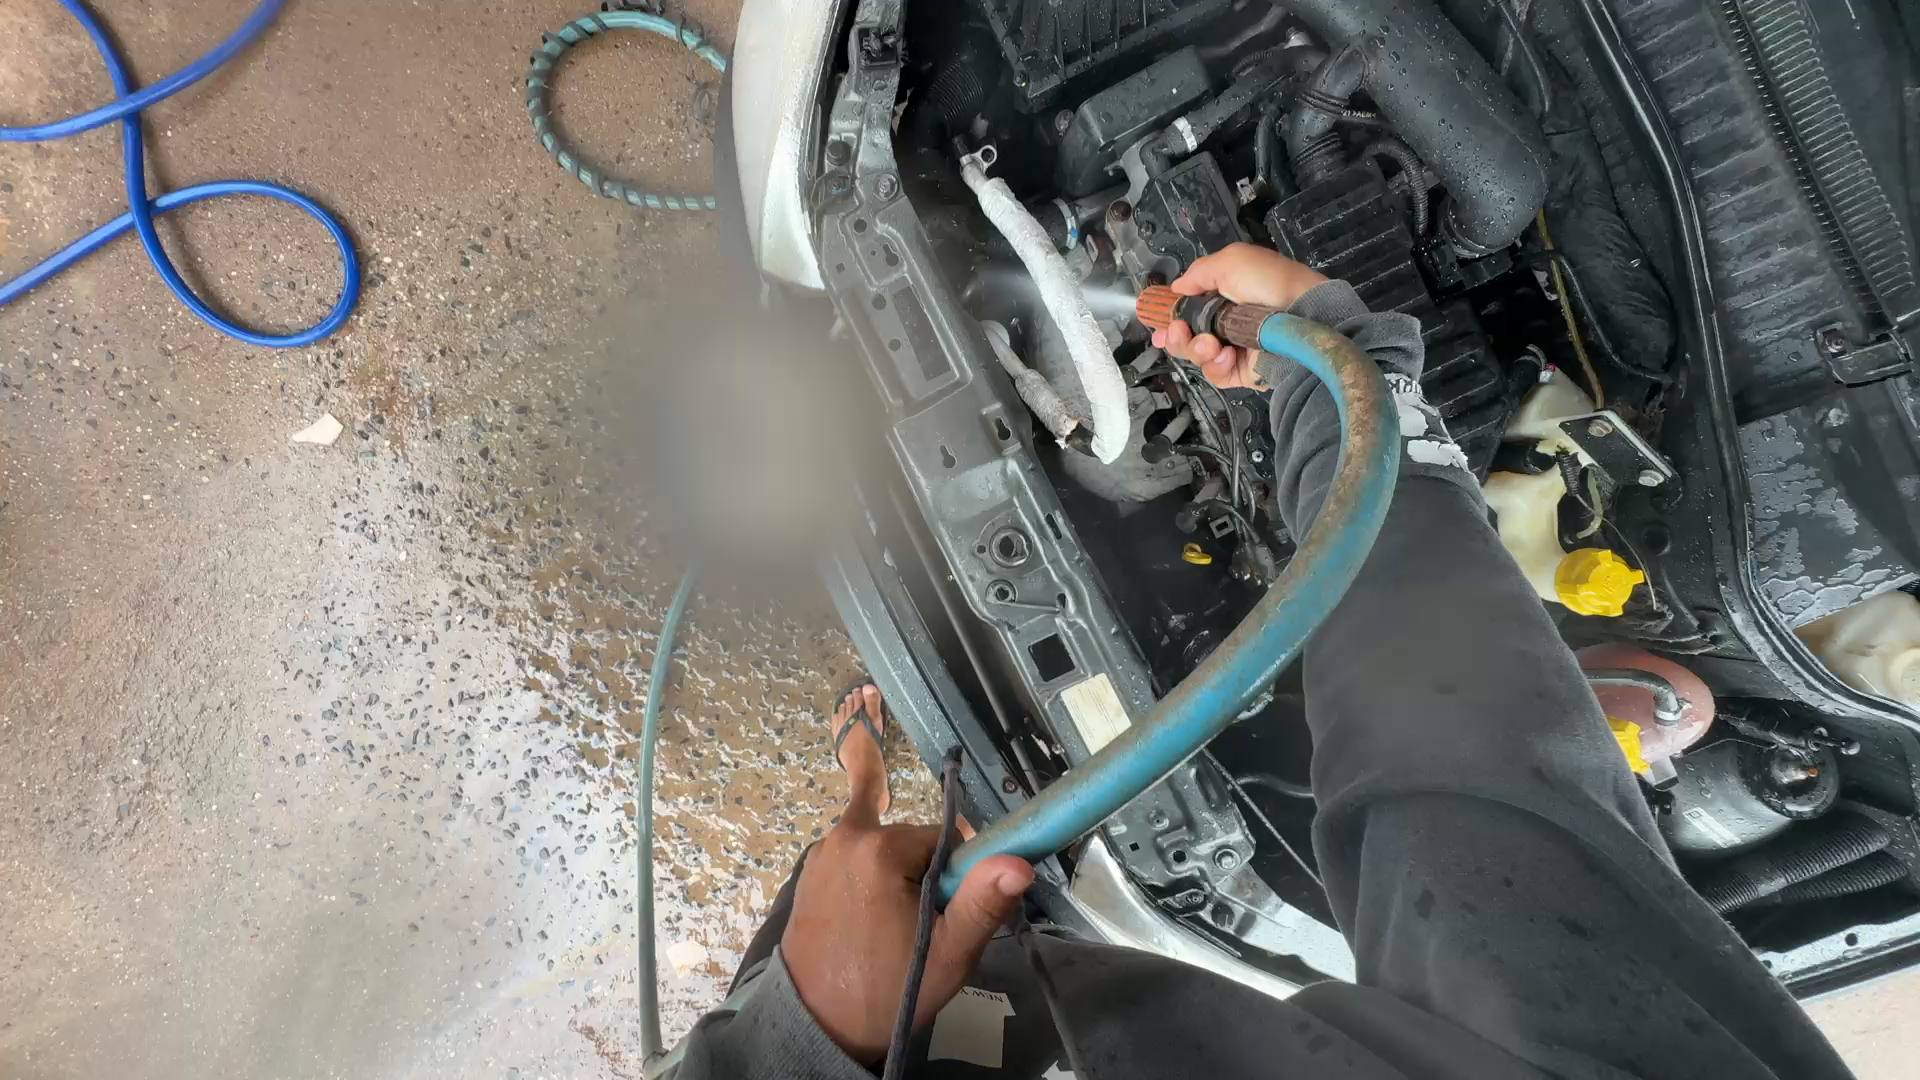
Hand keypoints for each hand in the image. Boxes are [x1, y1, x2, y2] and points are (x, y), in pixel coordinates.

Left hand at [781, 816, 1033, 1064]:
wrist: (816, 1027)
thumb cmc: (888, 990)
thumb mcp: (949, 953)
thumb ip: (984, 902)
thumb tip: (1019, 863)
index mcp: (882, 848)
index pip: (943, 840)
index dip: (953, 875)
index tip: (943, 913)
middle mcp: (848, 836)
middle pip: (912, 841)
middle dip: (924, 872)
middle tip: (918, 925)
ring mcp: (824, 849)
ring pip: (885, 846)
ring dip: (896, 872)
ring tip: (889, 924)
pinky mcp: (810, 868)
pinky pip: (855, 852)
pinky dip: (867, 868)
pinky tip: (871, 899)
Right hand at [1149, 243, 1327, 389]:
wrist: (1301, 317)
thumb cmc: (1270, 284)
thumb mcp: (1232, 261)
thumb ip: (1199, 272)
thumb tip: (1177, 287)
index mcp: (1223, 297)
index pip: (1188, 312)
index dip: (1170, 319)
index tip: (1158, 325)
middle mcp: (1225, 324)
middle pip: (1185, 337)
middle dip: (1177, 336)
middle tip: (1177, 331)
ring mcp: (1232, 349)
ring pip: (1196, 356)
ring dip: (1196, 348)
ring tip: (1210, 343)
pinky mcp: (1240, 372)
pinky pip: (1214, 374)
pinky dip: (1216, 365)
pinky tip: (1227, 355)